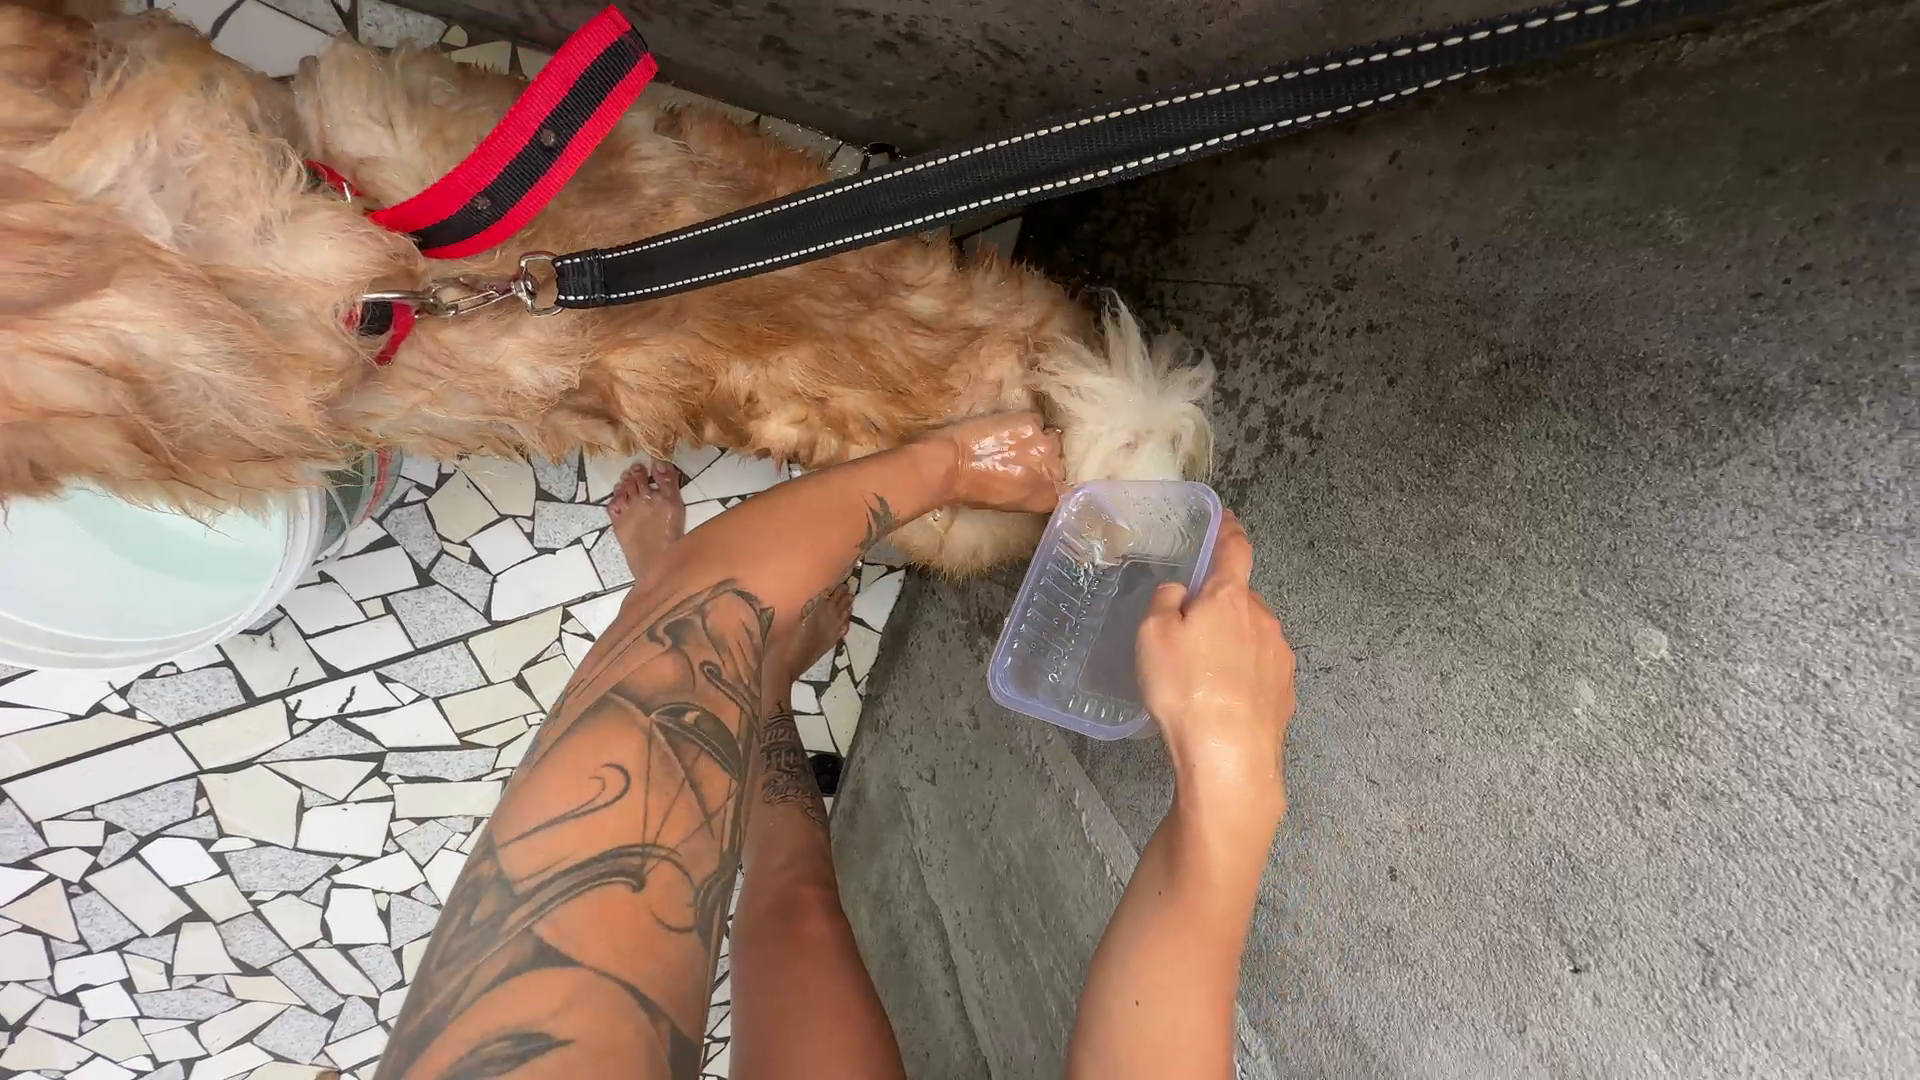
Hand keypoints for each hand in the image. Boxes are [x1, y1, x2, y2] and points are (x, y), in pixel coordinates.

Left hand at [924, 412, 1064, 513]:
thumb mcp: (1009, 503)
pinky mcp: (1031, 422)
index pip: (1065, 487)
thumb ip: (1031, 493)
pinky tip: (1006, 428)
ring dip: (1035, 439)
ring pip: (1050, 437)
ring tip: (1013, 441)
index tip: (1040, 473)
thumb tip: (1034, 480)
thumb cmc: (973, 491)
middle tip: (1022, 456)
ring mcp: (1045, 445)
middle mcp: (1053, 472)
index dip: (1051, 477)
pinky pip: (1036, 420)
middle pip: (1058, 459)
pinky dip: (1024, 423)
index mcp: (1047, 498)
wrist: (953, 465)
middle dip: (1043, 458)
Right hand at [1135, 513, 1295, 808]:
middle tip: (1186, 628)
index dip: (1228, 530)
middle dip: (1218, 604)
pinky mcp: (1286, 694)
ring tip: (1200, 672)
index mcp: (1231, 598)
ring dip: (1229, 640)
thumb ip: (1165, 601)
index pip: (1235, 550)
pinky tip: (1220, 698)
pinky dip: (1240, 672)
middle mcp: (1264, 620)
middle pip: (1239, 598)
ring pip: (1250, 634)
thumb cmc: (1185, 687)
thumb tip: (1183, 592)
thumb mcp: (1152, 635)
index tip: (1225, 518)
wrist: (1230, 757)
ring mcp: (1280, 658)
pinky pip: (1258, 668)